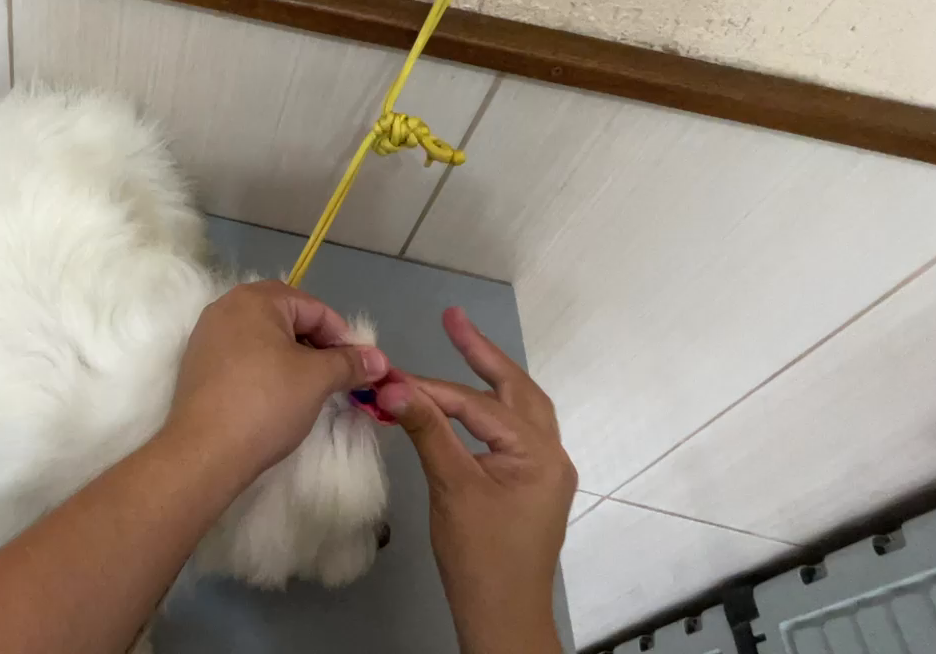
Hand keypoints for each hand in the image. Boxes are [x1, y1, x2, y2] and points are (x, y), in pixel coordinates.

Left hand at [166, 280, 387, 481]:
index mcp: (254, 298)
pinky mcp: (198, 362)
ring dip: (291, 354)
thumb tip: (379, 359)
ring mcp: (208, 334)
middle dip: (316, 343)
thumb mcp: (316, 379)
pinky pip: (242, 353)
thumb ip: (349, 363)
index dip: (342, 335)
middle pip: (286, 315)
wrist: (205, 451)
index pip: (313, 307)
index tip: (360, 367)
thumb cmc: (266, 403)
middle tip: (337, 374)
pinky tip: (277, 393)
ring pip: (263, 335)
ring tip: (311, 385)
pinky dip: (265, 365)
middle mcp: (226, 306)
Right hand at [375, 307, 574, 653]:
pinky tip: (467, 400)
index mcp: (537, 452)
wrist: (502, 617)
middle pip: (515, 389)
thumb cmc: (480, 554)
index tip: (387, 378)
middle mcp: (549, 453)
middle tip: (452, 318)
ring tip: (461, 342)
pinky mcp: (529, 482)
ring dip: (489, 375)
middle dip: (482, 352)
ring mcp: (543, 469)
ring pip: (517, 407)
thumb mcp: (450, 486)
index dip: (428, 389)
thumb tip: (390, 384)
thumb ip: (425, 428)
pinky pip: (510, 429)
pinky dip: (487, 406)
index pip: (475, 405)